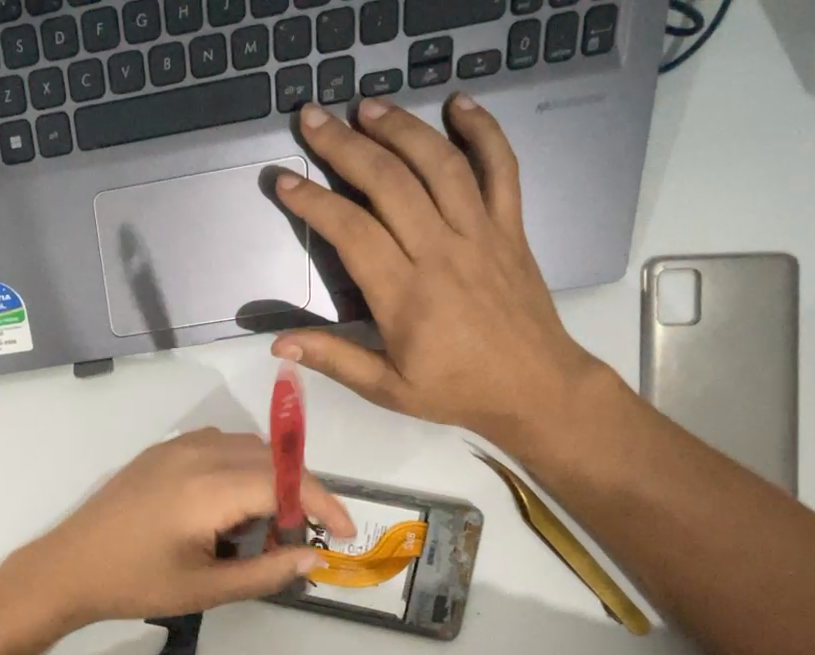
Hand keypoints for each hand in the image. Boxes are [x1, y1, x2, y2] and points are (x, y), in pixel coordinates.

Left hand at [6, 430, 354, 625]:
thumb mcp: (205, 589)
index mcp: (210, 488)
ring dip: (270, 476)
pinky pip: (217, 444)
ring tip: (266, 525)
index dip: (325, 505)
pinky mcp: (159, 451)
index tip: (347, 533)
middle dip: (300, 492)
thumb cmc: (134, 584)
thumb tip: (315, 558)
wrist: (66, 568)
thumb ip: (267, 573)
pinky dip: (240, 466)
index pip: (287, 482)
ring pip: (246, 446)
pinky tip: (229, 505)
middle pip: (272, 458)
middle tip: (303, 536)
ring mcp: (175, 447)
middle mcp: (197, 454)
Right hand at [270, 95, 606, 444]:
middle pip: (390, 183)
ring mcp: (480, 233)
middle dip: (346, 146)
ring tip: (368, 105)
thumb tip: (279, 345)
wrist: (535, 386)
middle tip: (314, 118)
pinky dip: (484, 131)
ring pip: (439, 165)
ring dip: (402, 128)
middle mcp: (441, 252)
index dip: (314, 202)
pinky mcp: (510, 227)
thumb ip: (335, 360)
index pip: (352, 231)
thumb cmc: (454, 390)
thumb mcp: (387, 388)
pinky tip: (460, 104)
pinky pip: (501, 168)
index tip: (285, 180)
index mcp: (405, 295)